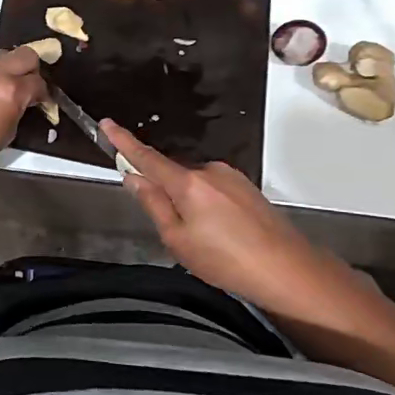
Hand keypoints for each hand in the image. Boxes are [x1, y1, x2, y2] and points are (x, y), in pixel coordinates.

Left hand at [0, 47, 48, 176]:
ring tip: (6, 85)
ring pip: (5, 54)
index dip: (43, 93)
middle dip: (32, 69)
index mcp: (11, 90)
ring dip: (11, 67)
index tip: (41, 101)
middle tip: (28, 85)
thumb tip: (25, 101)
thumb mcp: (9, 131)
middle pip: (26, 55)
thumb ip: (20, 108)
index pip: (38, 82)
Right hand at [104, 119, 358, 310]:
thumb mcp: (177, 239)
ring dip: (186, 201)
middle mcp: (210, 171)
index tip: (107, 124)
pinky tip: (218, 234)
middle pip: (171, 172)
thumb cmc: (226, 260)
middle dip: (161, 190)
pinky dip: (205, 205)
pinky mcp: (247, 188)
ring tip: (200, 240)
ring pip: (193, 182)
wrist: (288, 270)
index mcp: (188, 183)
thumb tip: (134, 178)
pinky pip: (212, 189)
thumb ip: (153, 204)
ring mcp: (232, 177)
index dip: (124, 142)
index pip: (147, 157)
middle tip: (169, 228)